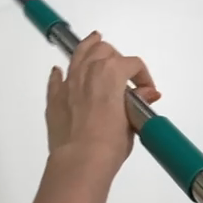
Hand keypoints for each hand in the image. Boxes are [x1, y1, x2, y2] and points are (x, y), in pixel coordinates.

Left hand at [44, 33, 158, 176]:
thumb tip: (148, 93)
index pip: (132, 64)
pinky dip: (62, 73)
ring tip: (94, 41)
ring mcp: (69, 81)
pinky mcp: (54, 97)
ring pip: (79, 54)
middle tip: (122, 73)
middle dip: (116, 57)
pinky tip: (61, 72)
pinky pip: (57, 78)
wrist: (80, 160)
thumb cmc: (111, 143)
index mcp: (112, 72)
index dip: (143, 75)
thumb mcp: (132, 122)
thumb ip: (138, 102)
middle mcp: (89, 70)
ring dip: (89, 47)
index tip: (147, 91)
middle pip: (104, 50)